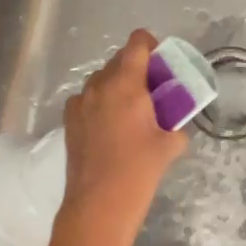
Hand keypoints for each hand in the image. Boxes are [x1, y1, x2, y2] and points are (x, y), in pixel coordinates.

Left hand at [61, 30, 188, 224]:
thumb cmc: (139, 169)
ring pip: (102, 80)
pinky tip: (109, 127)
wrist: (99, 202)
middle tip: (152, 92)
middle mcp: (99, 84)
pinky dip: (101, 103)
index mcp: (127, 83)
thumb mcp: (170, 145)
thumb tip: (176, 125)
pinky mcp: (69, 119)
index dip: (151, 45)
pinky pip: (88, 99)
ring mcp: (80, 101)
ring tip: (130, 112)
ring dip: (118, 86)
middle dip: (137, 69)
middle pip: (119, 60)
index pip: (137, 43)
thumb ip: (177, 125)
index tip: (161, 62)